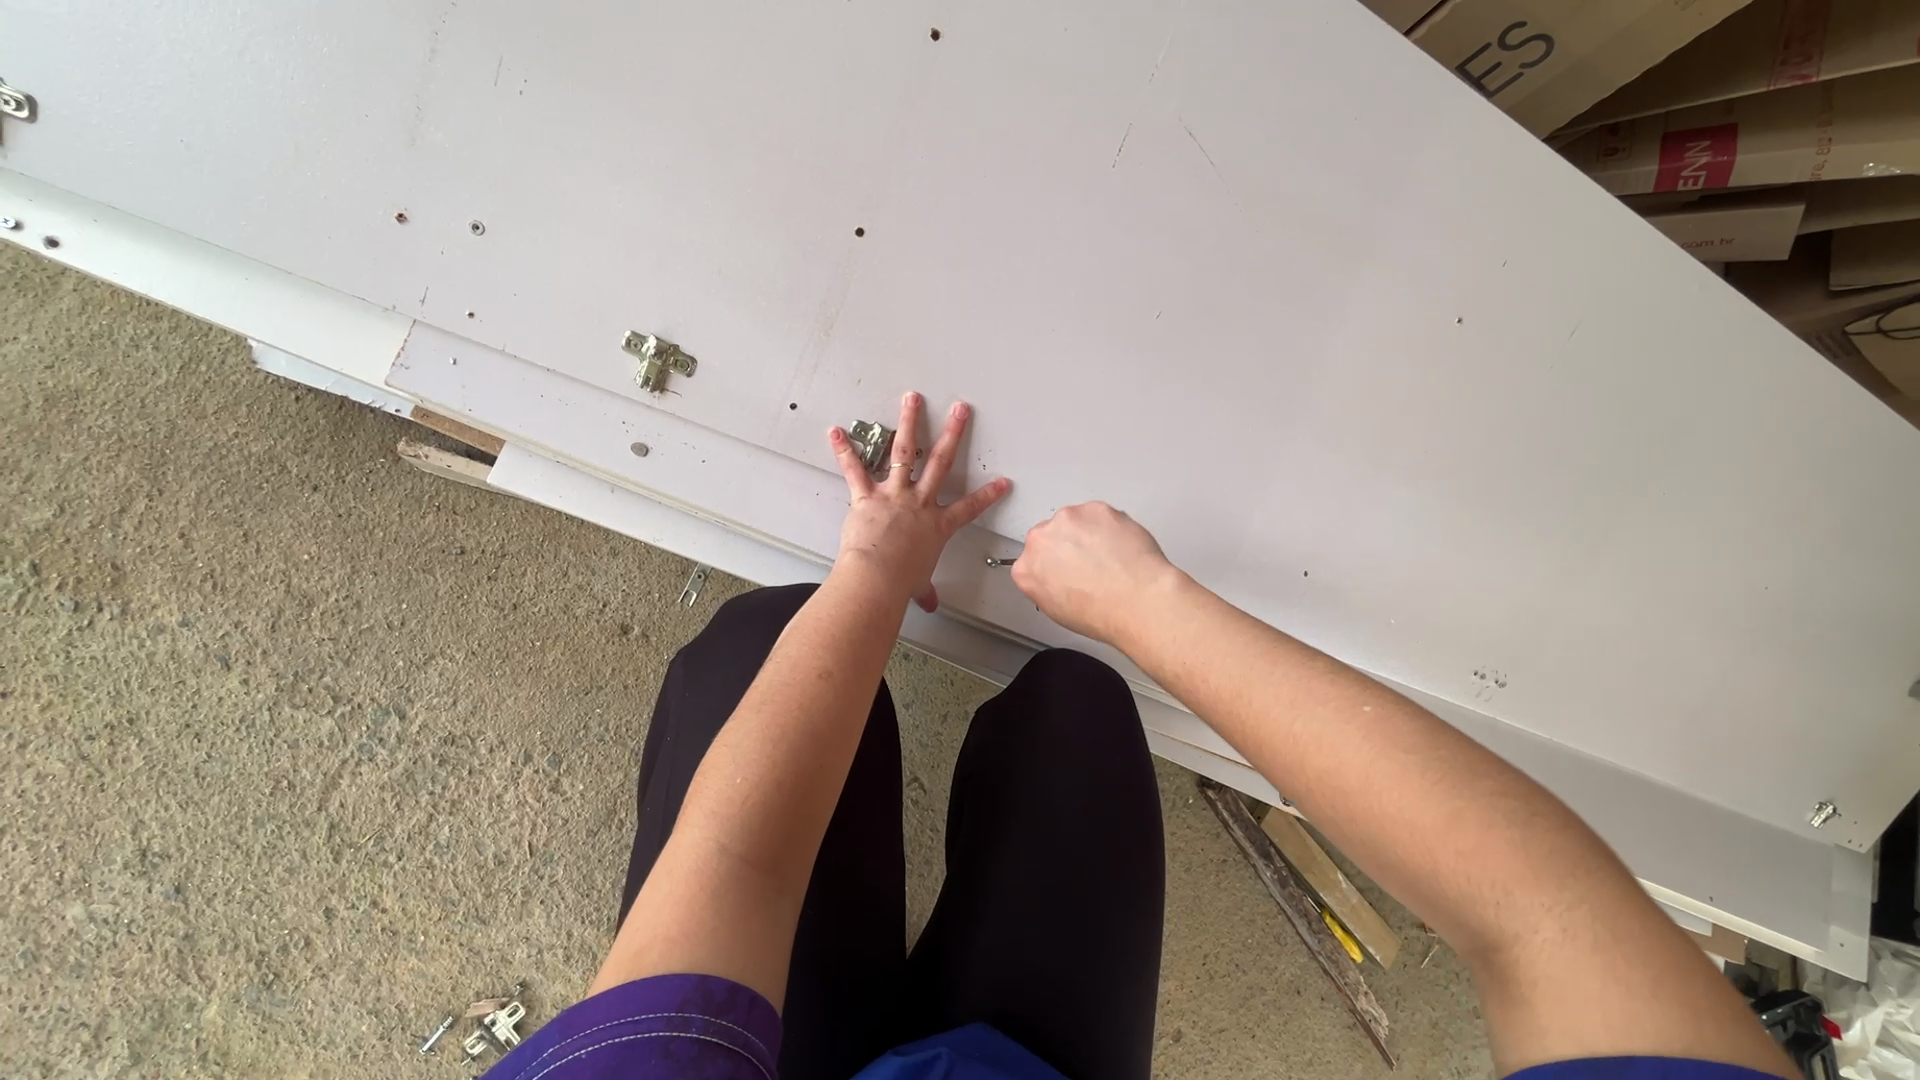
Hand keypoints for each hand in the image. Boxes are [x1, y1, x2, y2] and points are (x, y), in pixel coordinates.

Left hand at [829, 392, 1010, 611]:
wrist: (878, 577)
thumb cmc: (899, 582)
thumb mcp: (917, 585)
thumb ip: (922, 590)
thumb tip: (927, 602)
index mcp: (936, 526)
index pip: (969, 508)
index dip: (988, 495)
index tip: (1002, 482)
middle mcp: (919, 504)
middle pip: (941, 462)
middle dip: (953, 433)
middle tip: (960, 411)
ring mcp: (894, 495)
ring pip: (904, 452)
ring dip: (908, 424)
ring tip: (912, 400)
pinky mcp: (866, 496)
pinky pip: (854, 470)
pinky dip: (843, 450)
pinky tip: (837, 432)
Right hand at [1012, 502, 1181, 644]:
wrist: (1137, 601)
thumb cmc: (1103, 613)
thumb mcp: (1058, 612)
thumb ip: (1046, 587)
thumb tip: (1058, 579)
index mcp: (1026, 569)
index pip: (1032, 560)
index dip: (1053, 566)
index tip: (1064, 571)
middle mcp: (1040, 539)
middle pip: (1050, 534)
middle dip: (1067, 545)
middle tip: (1090, 565)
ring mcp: (1068, 520)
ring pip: (1075, 520)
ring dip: (1088, 533)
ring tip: (1109, 558)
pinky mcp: (1095, 509)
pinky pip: (1099, 514)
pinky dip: (1109, 526)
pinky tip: (1120, 547)